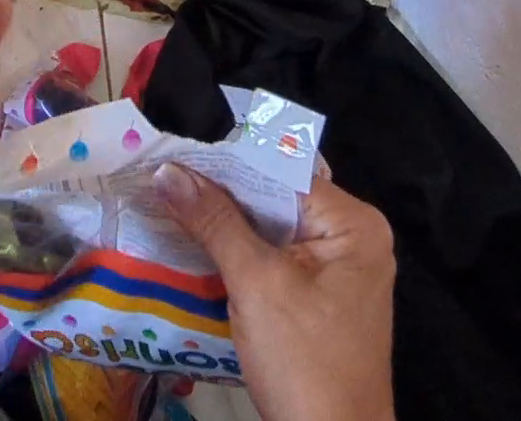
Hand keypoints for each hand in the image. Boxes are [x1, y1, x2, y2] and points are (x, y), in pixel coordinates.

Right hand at [156, 165, 397, 420]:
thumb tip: (167, 171)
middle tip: (166, 178)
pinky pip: (277, 255)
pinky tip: (200, 243)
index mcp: (353, 223)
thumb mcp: (255, 284)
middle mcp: (353, 236)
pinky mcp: (321, 295)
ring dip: (227, 222)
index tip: (176, 157)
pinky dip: (241, 250)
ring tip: (172, 202)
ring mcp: (340, 268)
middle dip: (223, 193)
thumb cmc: (302, 362)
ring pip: (273, 227)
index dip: (228, 165)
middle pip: (278, 197)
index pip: (282, 172)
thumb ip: (214, 221)